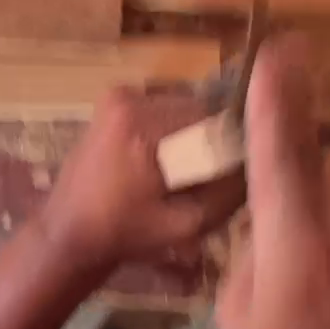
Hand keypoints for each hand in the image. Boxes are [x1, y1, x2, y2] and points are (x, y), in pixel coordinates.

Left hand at [37, 85, 245, 275]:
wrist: (68, 232)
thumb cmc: (125, 234)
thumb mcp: (187, 225)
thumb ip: (229, 192)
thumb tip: (261, 162)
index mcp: (143, 126)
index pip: (214, 117)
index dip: (230, 144)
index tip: (231, 172)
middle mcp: (129, 97)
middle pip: (198, 107)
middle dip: (208, 138)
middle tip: (207, 176)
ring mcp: (117, 94)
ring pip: (182, 106)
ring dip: (190, 133)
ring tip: (183, 169)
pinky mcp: (111, 100)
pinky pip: (161, 107)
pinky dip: (169, 129)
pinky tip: (162, 159)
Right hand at [215, 36, 329, 328]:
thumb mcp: (236, 316)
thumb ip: (250, 249)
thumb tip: (267, 217)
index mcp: (298, 254)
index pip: (282, 161)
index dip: (275, 105)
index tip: (274, 52)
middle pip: (307, 168)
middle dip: (278, 168)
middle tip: (253, 204)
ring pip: (325, 191)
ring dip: (299, 203)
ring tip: (284, 263)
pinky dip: (318, 225)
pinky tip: (309, 270)